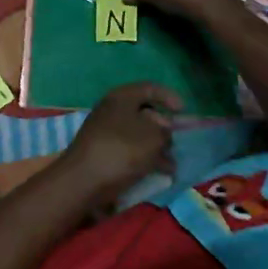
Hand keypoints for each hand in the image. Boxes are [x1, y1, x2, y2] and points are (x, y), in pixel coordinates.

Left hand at [63, 83, 181, 201]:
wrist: (84, 180)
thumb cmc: (121, 149)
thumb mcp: (153, 136)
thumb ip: (164, 131)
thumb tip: (162, 132)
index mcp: (122, 97)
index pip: (149, 88)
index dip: (168, 96)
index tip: (183, 111)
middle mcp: (112, 110)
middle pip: (144, 112)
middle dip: (163, 127)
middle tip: (176, 142)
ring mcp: (106, 132)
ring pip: (138, 133)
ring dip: (156, 146)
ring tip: (171, 163)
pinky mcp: (104, 153)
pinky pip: (130, 150)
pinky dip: (146, 158)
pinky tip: (160, 172)